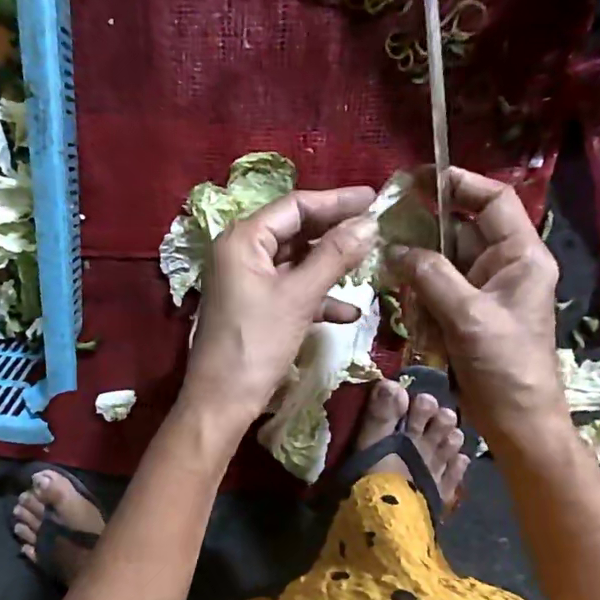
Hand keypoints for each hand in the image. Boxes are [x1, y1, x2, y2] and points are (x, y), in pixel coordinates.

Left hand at [182, 186, 378, 426]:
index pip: (296, 206)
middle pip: (297, 230)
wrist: (223, 402)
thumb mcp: (299, 297)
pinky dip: (321, 296)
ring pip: (299, 261)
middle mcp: (244, 253)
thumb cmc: (256, 343)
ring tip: (370, 261)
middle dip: (337, 230)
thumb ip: (335, 256)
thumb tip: (370, 224)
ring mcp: (251, 281)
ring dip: (332, 263)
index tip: (373, 198)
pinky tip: (351, 311)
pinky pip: (295, 289)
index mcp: (244, 240)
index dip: (337, 200)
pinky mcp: (259, 307)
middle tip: (377, 225)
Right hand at [391, 168, 567, 447]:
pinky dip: (423, 298)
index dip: (459, 184)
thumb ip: (431, 274)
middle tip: (388, 231)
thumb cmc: (505, 365)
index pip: (494, 201)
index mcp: (522, 256)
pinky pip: (440, 290)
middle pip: (462, 230)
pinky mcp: (470, 312)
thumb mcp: (468, 315)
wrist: (517, 420)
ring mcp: (486, 290)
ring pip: (445, 262)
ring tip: (402, 286)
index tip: (418, 179)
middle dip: (427, 234)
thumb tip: (396, 249)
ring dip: (421, 273)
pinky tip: (417, 319)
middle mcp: (506, 265)